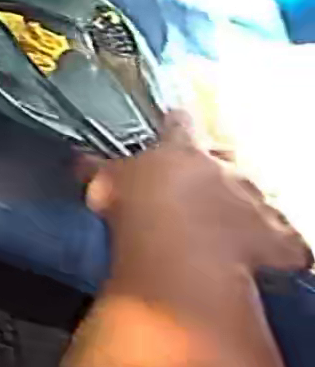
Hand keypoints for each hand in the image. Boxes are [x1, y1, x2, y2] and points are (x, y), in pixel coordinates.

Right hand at [88, 113, 308, 274]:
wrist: (179, 250)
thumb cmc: (135, 207)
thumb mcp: (103, 179)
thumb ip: (98, 165)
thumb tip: (83, 158)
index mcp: (181, 152)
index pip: (181, 124)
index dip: (177, 120)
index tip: (177, 116)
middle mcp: (228, 172)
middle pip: (226, 163)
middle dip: (213, 171)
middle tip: (191, 185)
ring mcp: (260, 205)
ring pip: (254, 200)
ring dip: (239, 206)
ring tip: (216, 222)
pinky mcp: (284, 238)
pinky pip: (281, 237)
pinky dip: (268, 240)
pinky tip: (248, 246)